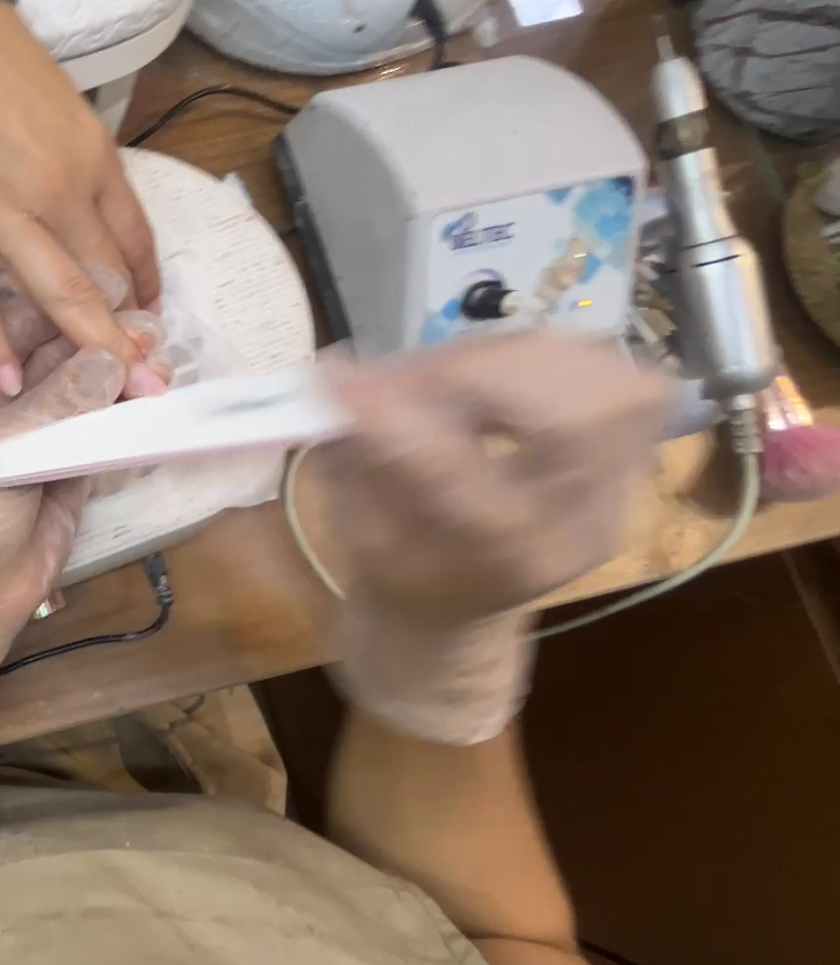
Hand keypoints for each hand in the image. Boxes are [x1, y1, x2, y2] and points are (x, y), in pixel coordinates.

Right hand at [0, 0, 165, 401]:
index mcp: (94, 160)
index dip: (145, 289)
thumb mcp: (63, 111)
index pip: (135, 240)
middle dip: (132, 337)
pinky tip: (7, 387)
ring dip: (86, 352)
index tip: (149, 325)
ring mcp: (4, 219)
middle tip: (153, 388)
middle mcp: (61, 194)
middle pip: (107, 279)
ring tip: (109, 399)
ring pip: (58, 297)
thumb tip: (96, 225)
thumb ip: (85, 169)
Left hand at [0, 305, 169, 739]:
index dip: (60, 312)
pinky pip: (103, 431)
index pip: (17, 332)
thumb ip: (53, 405)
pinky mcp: (72, 467)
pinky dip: (129, 417)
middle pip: (60, 359)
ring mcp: (43, 437)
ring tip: (161, 368)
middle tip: (150, 335)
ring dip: (123, 379)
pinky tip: (154, 403)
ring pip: (89, 393)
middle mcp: (10, 405)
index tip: (108, 297)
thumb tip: (110, 358)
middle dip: (103, 344)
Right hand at [324, 332, 671, 743]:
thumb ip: (355, 454)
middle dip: (478, 372)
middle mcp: (575, 525)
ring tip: (437, 374)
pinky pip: (606, 376)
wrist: (450, 605)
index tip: (337, 378)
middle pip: (579, 413)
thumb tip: (340, 374)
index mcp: (494, 560)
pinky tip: (477, 378)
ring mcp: (618, 491)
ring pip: (604, 379)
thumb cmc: (391, 570)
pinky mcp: (629, 458)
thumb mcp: (356, 526)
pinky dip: (532, 361)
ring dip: (505, 359)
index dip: (396, 412)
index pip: (461, 471)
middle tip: (403, 373)